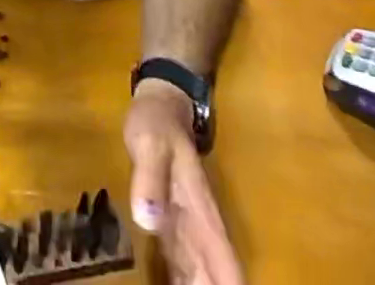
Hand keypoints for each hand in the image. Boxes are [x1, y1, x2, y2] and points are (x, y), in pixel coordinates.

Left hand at [124, 81, 242, 284]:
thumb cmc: (156, 124)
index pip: (226, 266)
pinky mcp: (170, 223)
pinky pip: (180, 264)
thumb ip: (150, 178)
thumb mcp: (150, 144)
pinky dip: (180, 281)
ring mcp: (186, 225)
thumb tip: (147, 221)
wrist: (160, 106)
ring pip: (198, 274)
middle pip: (213, 277)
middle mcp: (199, 226)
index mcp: (201, 212)